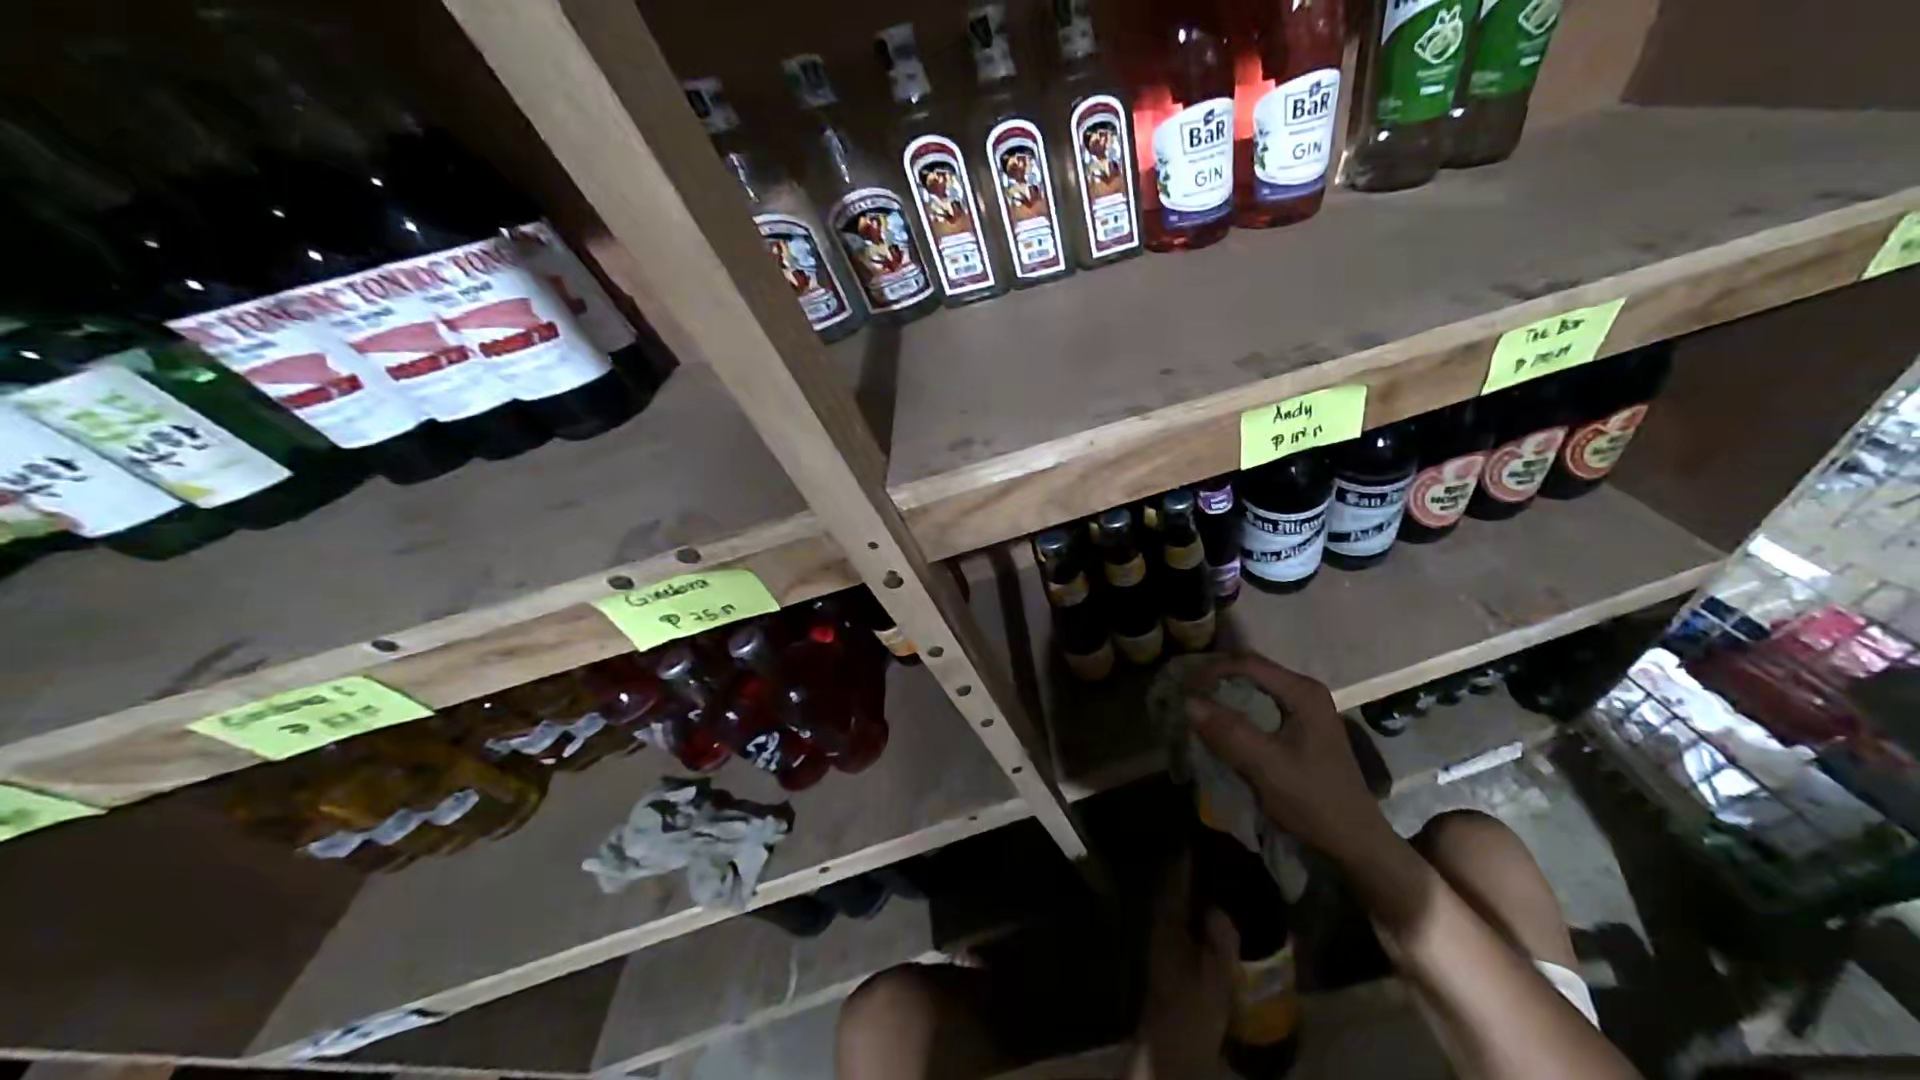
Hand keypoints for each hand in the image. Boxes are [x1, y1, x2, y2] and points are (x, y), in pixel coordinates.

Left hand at [1132, 856, 1237, 1079]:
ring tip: (1226, 877)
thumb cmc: (1192, 1008)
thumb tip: (1219, 905)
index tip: (1206, 835)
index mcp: (1167, 921)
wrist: (1172, 1047)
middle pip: (1176, 885)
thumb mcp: (1214, 976)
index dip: (1188, 855)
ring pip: (1181, 901)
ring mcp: (1165, 939)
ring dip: (1198, 888)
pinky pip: (1186, 919)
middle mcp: (1162, 923)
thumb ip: (1220, 939)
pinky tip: (1221, 915)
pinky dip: (1199, 909)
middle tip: (1223, 853)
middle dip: (1195, 868)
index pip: (1176, 876)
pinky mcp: (1173, 955)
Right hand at [1184, 654, 1394, 864]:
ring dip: (1224, 696)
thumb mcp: (1267, 767)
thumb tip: (1188, 702)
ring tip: (1196, 709)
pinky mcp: (1299, 727)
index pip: (1248, 664)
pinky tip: (1219, 726)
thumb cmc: (1314, 801)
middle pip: (1251, 672)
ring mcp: (1304, 709)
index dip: (1212, 671)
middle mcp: (1305, 692)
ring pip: (1253, 689)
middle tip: (1185, 696)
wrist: (1353, 841)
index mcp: (1303, 693)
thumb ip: (1229, 733)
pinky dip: (1236, 711)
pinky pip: (1260, 707)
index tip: (1184, 689)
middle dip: (1215, 681)